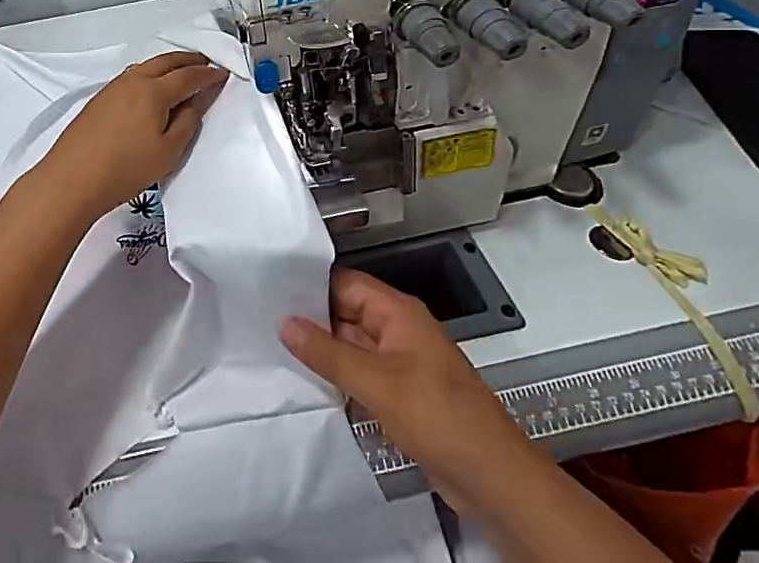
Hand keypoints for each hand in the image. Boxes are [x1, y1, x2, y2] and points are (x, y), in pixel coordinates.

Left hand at [26, 51, 227, 223]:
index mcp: (154, 91)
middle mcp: (133, 81)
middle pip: (167, 61)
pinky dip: (150, 74)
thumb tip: (194, 104)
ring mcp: (113, 88)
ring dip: (168, 64)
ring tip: (182, 71)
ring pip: (147, 66)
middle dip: (189, 60)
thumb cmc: (124, 168)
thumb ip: (187, 122)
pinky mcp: (100, 99)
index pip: (189, 76)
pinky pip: (132, 76)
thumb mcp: (168, 151)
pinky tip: (152, 87)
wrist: (72, 180)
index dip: (208, 75)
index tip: (222, 74)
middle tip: (206, 62)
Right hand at [280, 269, 544, 517]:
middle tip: (268, 323)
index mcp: (398, 312)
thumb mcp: (376, 381)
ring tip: (280, 350)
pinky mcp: (400, 391)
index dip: (311, 285)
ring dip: (323, 349)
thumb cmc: (442, 417)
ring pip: (352, 343)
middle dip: (312, 318)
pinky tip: (311, 382)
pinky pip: (361, 372)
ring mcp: (400, 361)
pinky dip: (338, 375)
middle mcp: (399, 330)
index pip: (346, 283)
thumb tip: (287, 324)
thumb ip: (327, 352)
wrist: (491, 475)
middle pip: (347, 311)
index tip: (274, 291)